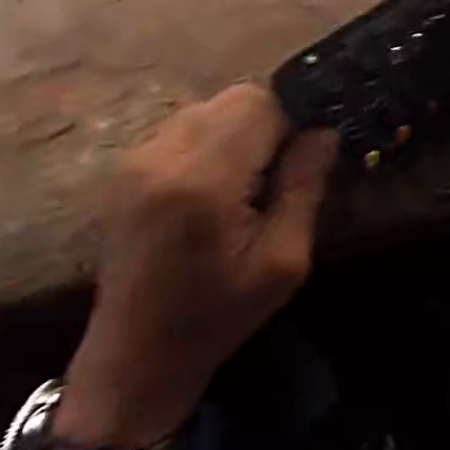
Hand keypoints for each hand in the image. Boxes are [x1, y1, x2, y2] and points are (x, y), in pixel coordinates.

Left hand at [56, 83, 337, 448]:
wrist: (137, 350)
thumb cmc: (220, 313)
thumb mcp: (285, 260)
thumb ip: (305, 188)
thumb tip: (324, 132)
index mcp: (203, 181)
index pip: (260, 104)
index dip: (298, 117)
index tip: (316, 147)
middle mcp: (161, 156)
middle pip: (235, 98)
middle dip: (273, 121)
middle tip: (289, 169)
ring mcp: (135, 158)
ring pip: (211, 108)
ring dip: (245, 129)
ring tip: (256, 180)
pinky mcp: (126, 167)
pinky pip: (186, 126)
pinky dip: (218, 140)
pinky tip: (224, 184)